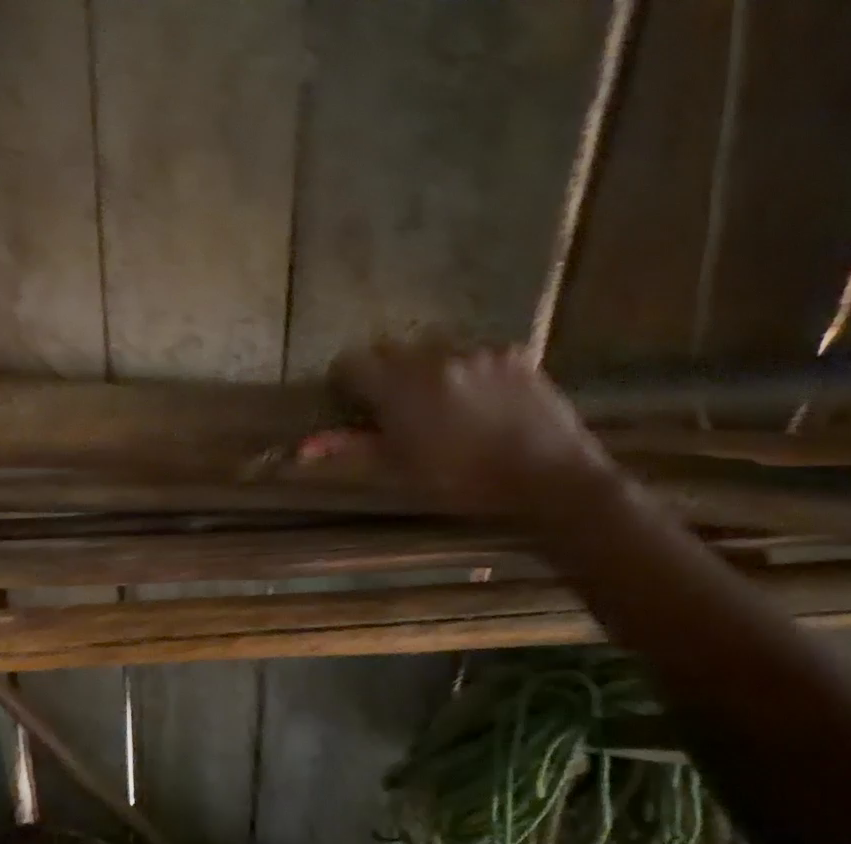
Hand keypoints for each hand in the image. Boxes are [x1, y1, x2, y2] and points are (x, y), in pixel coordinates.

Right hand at [301, 340, 619, 517]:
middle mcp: (432, 358)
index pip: (350, 363)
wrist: (548, 479)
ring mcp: (476, 352)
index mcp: (398, 388)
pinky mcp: (512, 354)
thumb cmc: (461, 484)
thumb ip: (349, 449)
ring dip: (428, 372)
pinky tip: (483, 404)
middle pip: (391, 351)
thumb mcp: (398, 471)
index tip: (352, 404)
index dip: (346, 382)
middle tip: (398, 411)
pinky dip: (468, 372)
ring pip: (433, 351)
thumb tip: (302, 448)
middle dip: (387, 374)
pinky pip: (474, 354)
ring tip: (447, 409)